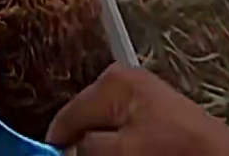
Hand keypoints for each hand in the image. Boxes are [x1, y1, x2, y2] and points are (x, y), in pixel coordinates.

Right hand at [47, 64, 228, 155]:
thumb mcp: (126, 152)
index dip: (54, 145)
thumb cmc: (174, 151)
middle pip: (84, 122)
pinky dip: (116, 147)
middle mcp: (119, 80)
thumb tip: (63, 152)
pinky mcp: (152, 115)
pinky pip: (121, 133)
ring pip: (102, 130)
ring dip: (98, 149)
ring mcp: (138, 96)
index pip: (68, 116)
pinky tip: (122, 154)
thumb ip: (89, 150)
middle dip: (80, 148)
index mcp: (110, 82)